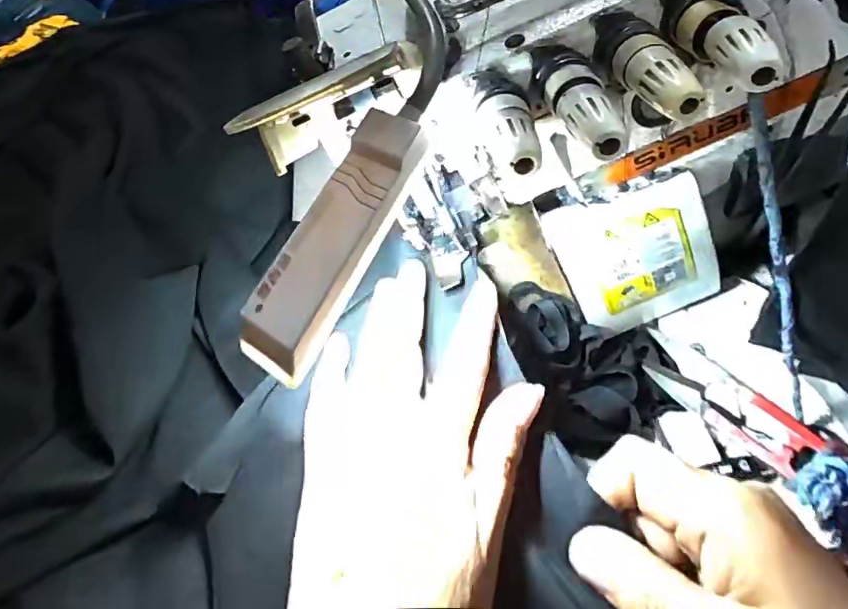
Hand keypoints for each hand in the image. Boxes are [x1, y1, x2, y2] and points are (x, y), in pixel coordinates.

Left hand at [288, 260, 544, 608]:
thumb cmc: (431, 592)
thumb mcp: (485, 529)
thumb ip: (502, 453)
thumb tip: (526, 396)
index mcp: (437, 443)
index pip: (463, 366)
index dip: (475, 324)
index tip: (481, 292)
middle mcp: (391, 428)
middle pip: (403, 349)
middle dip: (411, 305)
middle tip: (414, 271)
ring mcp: (351, 437)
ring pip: (365, 361)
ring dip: (375, 321)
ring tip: (384, 291)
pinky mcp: (321, 458)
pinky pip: (324, 398)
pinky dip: (331, 368)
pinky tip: (337, 346)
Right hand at [569, 436, 847, 608]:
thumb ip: (636, 581)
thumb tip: (579, 543)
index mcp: (726, 503)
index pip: (628, 461)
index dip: (602, 504)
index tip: (608, 568)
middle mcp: (743, 500)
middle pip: (650, 495)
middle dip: (641, 550)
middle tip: (668, 608)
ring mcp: (764, 528)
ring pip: (676, 529)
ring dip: (669, 574)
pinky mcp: (776, 558)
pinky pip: (709, 552)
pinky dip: (698, 585)